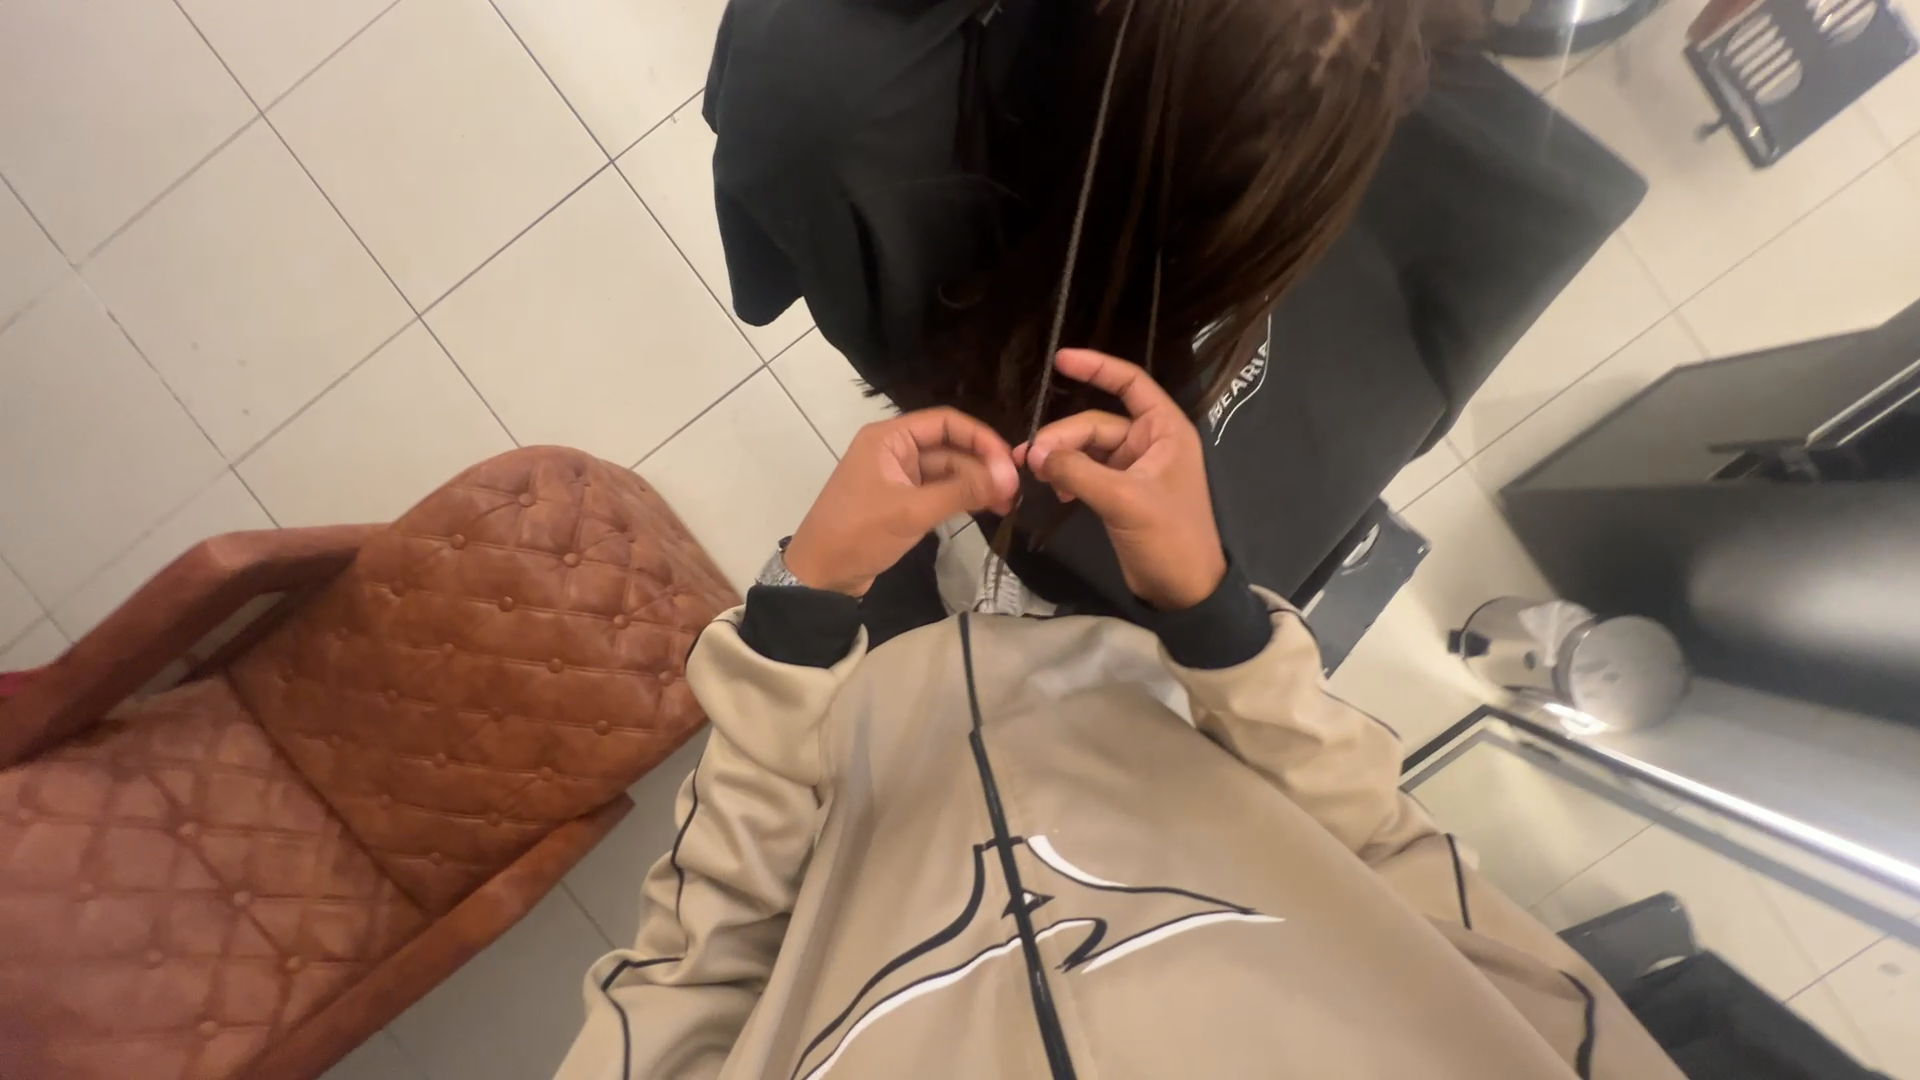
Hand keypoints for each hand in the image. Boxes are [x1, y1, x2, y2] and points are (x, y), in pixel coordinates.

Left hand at [784, 407, 1018, 595]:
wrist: (821, 575)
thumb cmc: (858, 533)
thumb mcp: (911, 511)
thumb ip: (960, 491)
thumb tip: (1007, 478)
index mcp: (889, 438)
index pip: (945, 422)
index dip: (980, 438)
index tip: (1009, 462)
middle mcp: (895, 450)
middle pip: (950, 447)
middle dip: (982, 466)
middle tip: (1014, 491)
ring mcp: (899, 477)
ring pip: (948, 472)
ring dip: (976, 484)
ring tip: (1007, 504)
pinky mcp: (903, 502)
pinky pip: (940, 492)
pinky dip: (962, 498)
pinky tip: (987, 509)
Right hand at [1014, 349, 1226, 609]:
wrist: (1183, 591)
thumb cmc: (1169, 538)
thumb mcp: (1124, 501)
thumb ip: (1078, 472)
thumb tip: (1033, 453)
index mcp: (1165, 431)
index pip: (1130, 384)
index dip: (1097, 368)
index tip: (1060, 359)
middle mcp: (1150, 443)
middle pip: (1096, 424)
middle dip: (1062, 437)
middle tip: (1028, 459)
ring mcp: (1133, 469)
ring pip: (1087, 450)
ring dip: (1060, 459)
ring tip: (1034, 474)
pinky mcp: (1119, 493)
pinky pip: (1086, 473)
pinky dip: (1068, 478)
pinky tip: (1054, 492)